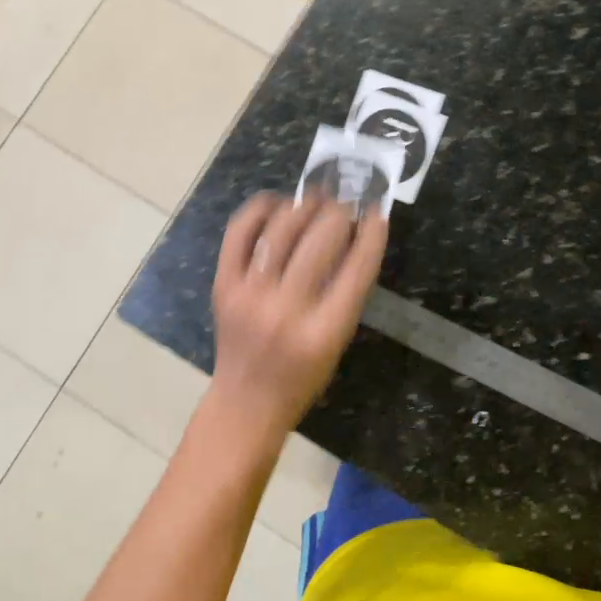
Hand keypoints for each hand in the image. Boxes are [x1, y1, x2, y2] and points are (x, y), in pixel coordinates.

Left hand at [209, 193, 387, 435]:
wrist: (245, 402)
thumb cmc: (301, 376)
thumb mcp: (337, 342)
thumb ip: (346, 294)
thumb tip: (353, 235)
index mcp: (323, 331)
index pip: (356, 269)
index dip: (372, 234)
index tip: (377, 213)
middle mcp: (285, 310)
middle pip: (320, 242)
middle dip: (339, 214)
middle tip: (348, 203)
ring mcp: (250, 295)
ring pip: (280, 231)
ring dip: (304, 206)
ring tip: (318, 198)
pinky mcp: (224, 285)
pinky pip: (239, 234)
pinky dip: (258, 210)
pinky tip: (277, 201)